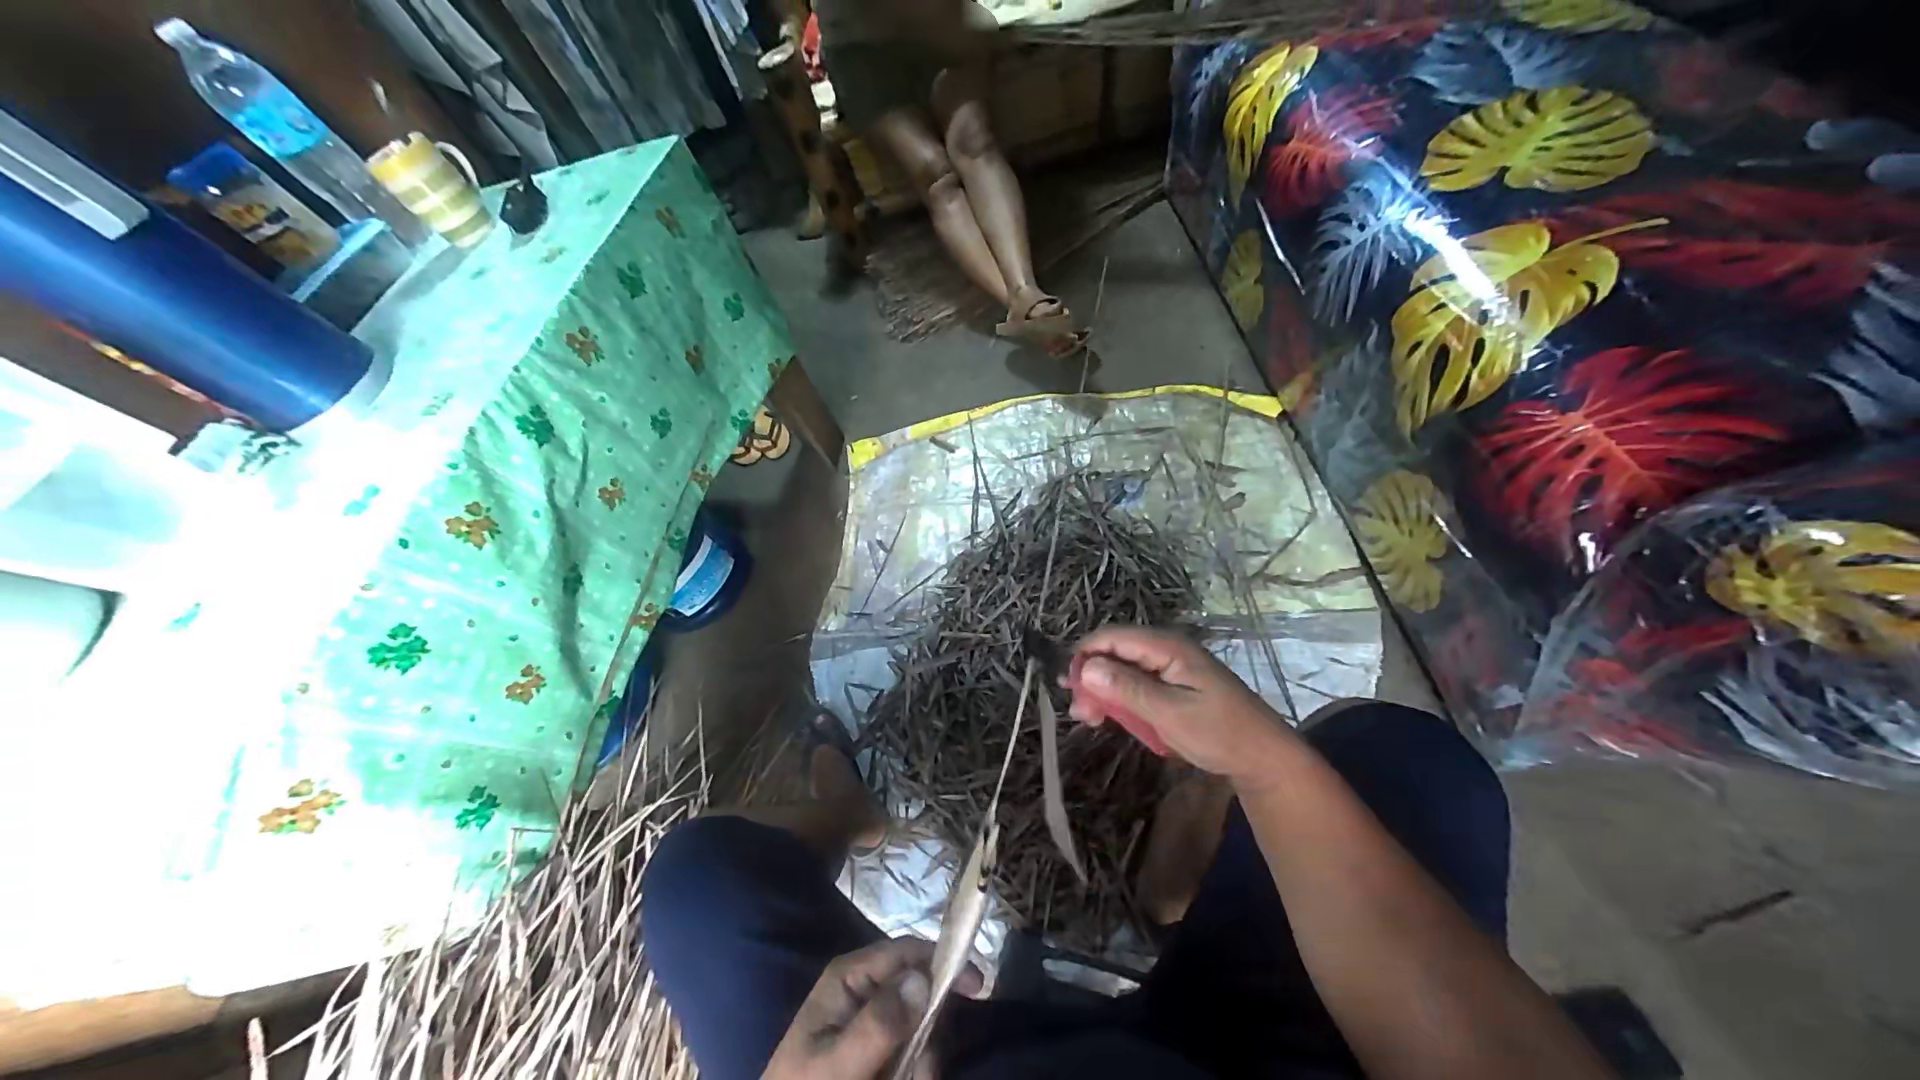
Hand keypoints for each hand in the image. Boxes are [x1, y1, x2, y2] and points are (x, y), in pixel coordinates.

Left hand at [762, 937, 976, 1079]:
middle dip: (931, 1031)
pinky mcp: (878, 1045)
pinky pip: (913, 1049)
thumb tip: (922, 977)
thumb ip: (878, 1024)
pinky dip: (916, 1069)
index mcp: (850, 976)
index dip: (943, 962)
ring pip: (922, 1024)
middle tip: (925, 1072)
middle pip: (921, 989)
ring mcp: (872, 1017)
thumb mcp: (837, 1066)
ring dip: (924, 1059)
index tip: (977, 987)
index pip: (906, 951)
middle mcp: (864, 987)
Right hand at [1065, 627, 1302, 785]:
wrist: (1264, 758)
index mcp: (1168, 647)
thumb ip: (1127, 688)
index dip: (1085, 656)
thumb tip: (1086, 667)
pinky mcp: (1173, 686)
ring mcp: (1170, 669)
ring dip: (1103, 691)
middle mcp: (1166, 651)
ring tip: (1091, 720)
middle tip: (1079, 712)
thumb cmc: (1220, 734)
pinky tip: (1111, 717)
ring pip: (1123, 670)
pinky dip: (1120, 699)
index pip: (1113, 637)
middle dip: (1091, 677)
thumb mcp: (1170, 713)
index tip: (1068, 686)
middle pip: (1115, 652)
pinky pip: (1137, 684)